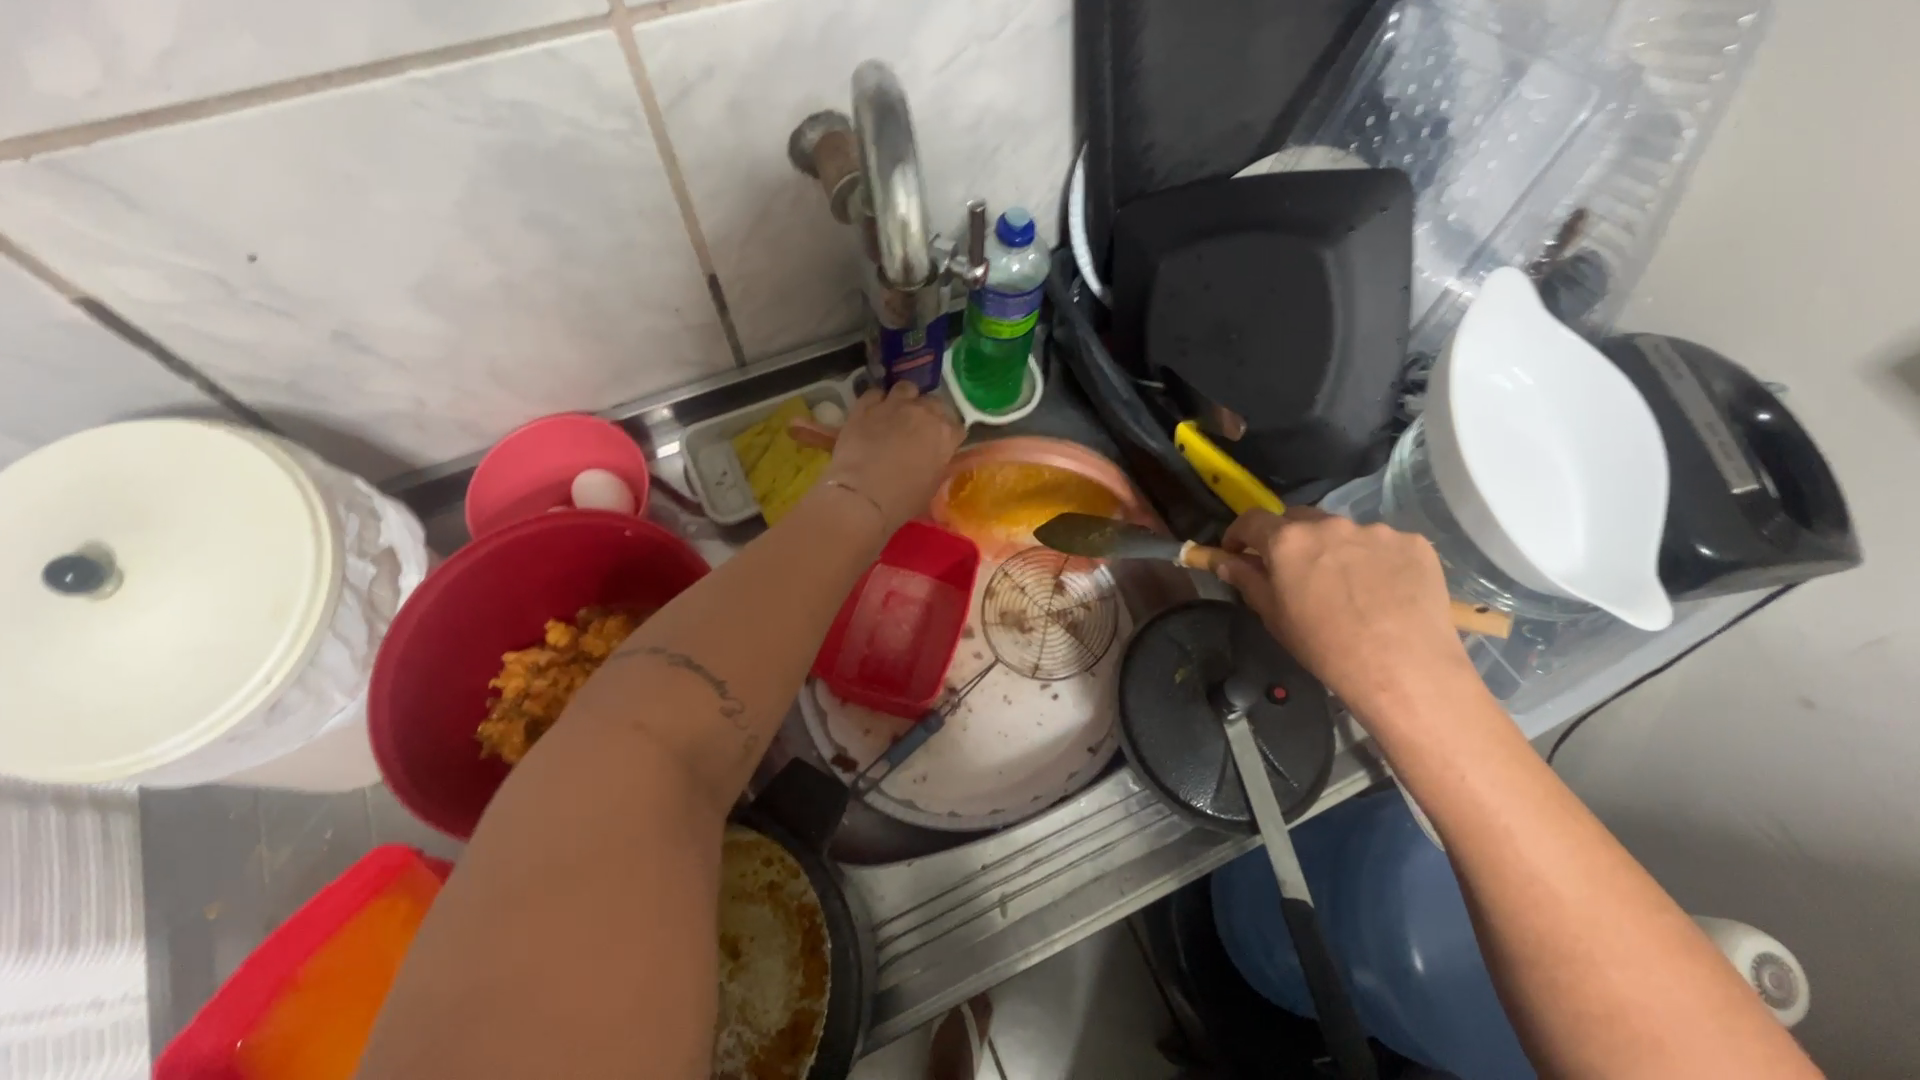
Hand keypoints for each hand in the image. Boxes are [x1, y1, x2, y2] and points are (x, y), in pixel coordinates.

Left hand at [822, 382, 964, 530]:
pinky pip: (875, 393)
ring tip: (897, 413)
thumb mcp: (932, 485)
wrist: (861, 496)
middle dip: (930, 414)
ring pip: (906, 388)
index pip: (956, 426)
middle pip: (934, 402)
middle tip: (919, 430)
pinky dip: (877, 401)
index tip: (941, 445)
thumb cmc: (902, 499)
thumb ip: (938, 462)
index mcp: (945, 434)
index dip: (948, 435)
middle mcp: (923, 411)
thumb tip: (936, 455)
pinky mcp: (865, 405)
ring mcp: (893, 404)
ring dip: (905, 399)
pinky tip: (873, 414)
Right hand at [1213, 507, 1479, 728]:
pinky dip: (1376, 561)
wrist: (1402, 666)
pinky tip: (1384, 591)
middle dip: (1290, 539)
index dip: (1240, 534)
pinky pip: (1384, 545)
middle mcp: (1330, 524)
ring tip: (1348, 586)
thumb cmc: (1325, 646)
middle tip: (1295, 571)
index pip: (1252, 520)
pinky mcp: (1413, 542)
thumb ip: (1247, 581)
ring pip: (1344, 533)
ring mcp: (1375, 530)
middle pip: (1300, 519)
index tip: (1238, 551)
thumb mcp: (1274, 617)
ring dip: (1336, 550)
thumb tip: (1226, 561)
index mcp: (1288, 540)